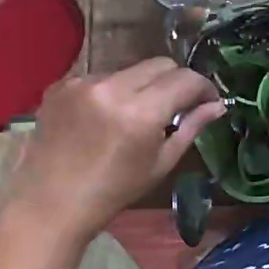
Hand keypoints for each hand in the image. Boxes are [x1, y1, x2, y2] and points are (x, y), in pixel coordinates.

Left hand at [7, 58, 223, 238]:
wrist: (51, 203)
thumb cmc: (113, 191)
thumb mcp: (160, 163)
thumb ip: (190, 128)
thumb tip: (217, 106)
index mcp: (141, 112)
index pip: (185, 79)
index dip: (203, 87)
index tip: (208, 100)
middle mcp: (112, 87)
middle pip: (159, 64)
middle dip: (175, 81)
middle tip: (177, 105)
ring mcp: (82, 82)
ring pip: (129, 69)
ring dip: (141, 86)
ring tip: (134, 115)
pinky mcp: (61, 84)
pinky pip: (99, 77)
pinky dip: (110, 91)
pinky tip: (103, 117)